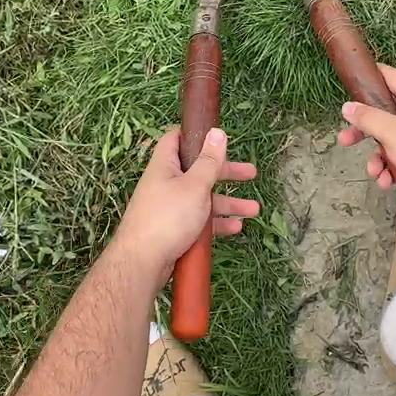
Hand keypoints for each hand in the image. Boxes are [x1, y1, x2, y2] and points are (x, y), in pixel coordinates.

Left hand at [111, 127, 259, 271]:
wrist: (142, 263)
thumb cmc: (169, 217)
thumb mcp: (195, 185)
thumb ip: (209, 161)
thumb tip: (217, 132)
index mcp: (165, 165)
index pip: (176, 139)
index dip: (195, 134)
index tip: (217, 137)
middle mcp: (166, 183)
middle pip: (199, 170)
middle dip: (226, 173)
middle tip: (251, 174)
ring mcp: (170, 207)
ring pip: (203, 198)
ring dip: (228, 203)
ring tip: (253, 210)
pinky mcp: (174, 229)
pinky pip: (199, 221)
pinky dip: (217, 223)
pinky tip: (236, 228)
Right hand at [337, 65, 395, 202]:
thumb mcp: (393, 133)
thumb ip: (368, 119)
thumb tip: (347, 106)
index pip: (389, 76)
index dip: (369, 77)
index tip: (351, 84)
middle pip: (385, 115)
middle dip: (364, 130)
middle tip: (346, 139)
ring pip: (392, 142)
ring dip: (379, 158)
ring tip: (375, 173)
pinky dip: (393, 170)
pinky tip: (388, 183)